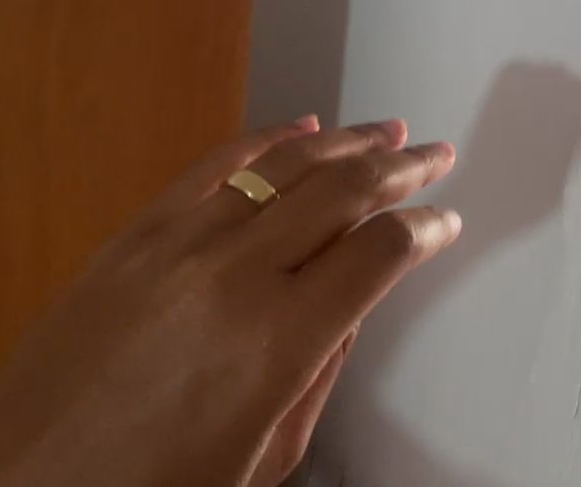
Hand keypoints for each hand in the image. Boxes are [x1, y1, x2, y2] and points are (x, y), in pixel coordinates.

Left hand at [0, 117, 460, 486]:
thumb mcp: (262, 462)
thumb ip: (320, 371)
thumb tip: (350, 300)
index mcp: (277, 343)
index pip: (380, 253)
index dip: (425, 229)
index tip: (445, 222)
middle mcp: (236, 274)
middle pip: (344, 190)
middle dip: (404, 167)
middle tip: (439, 154)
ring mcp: (179, 243)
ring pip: (288, 163)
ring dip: (349, 141)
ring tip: (389, 130)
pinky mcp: (135, 233)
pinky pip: (217, 165)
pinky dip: (269, 139)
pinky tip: (304, 127)